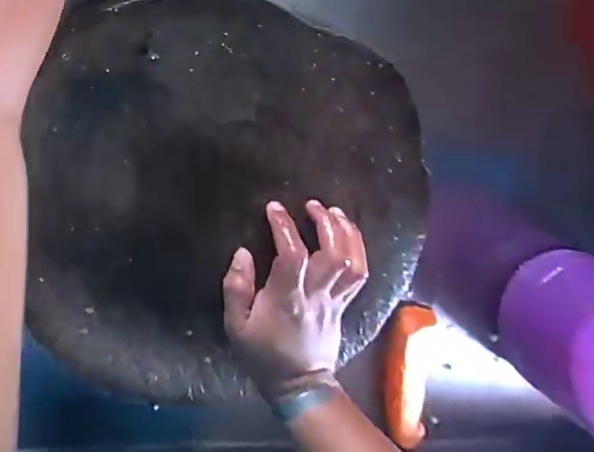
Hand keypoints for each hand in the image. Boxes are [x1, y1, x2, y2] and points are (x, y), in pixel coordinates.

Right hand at [222, 199, 369, 401]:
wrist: (301, 389)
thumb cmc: (263, 355)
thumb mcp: (236, 325)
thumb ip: (236, 287)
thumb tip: (242, 253)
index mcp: (287, 299)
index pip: (293, 256)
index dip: (285, 227)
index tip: (273, 207)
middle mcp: (316, 297)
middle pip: (335, 256)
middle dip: (326, 224)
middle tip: (311, 204)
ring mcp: (334, 303)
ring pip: (354, 265)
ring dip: (347, 234)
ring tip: (334, 212)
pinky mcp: (343, 307)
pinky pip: (358, 276)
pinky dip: (356, 250)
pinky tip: (346, 235)